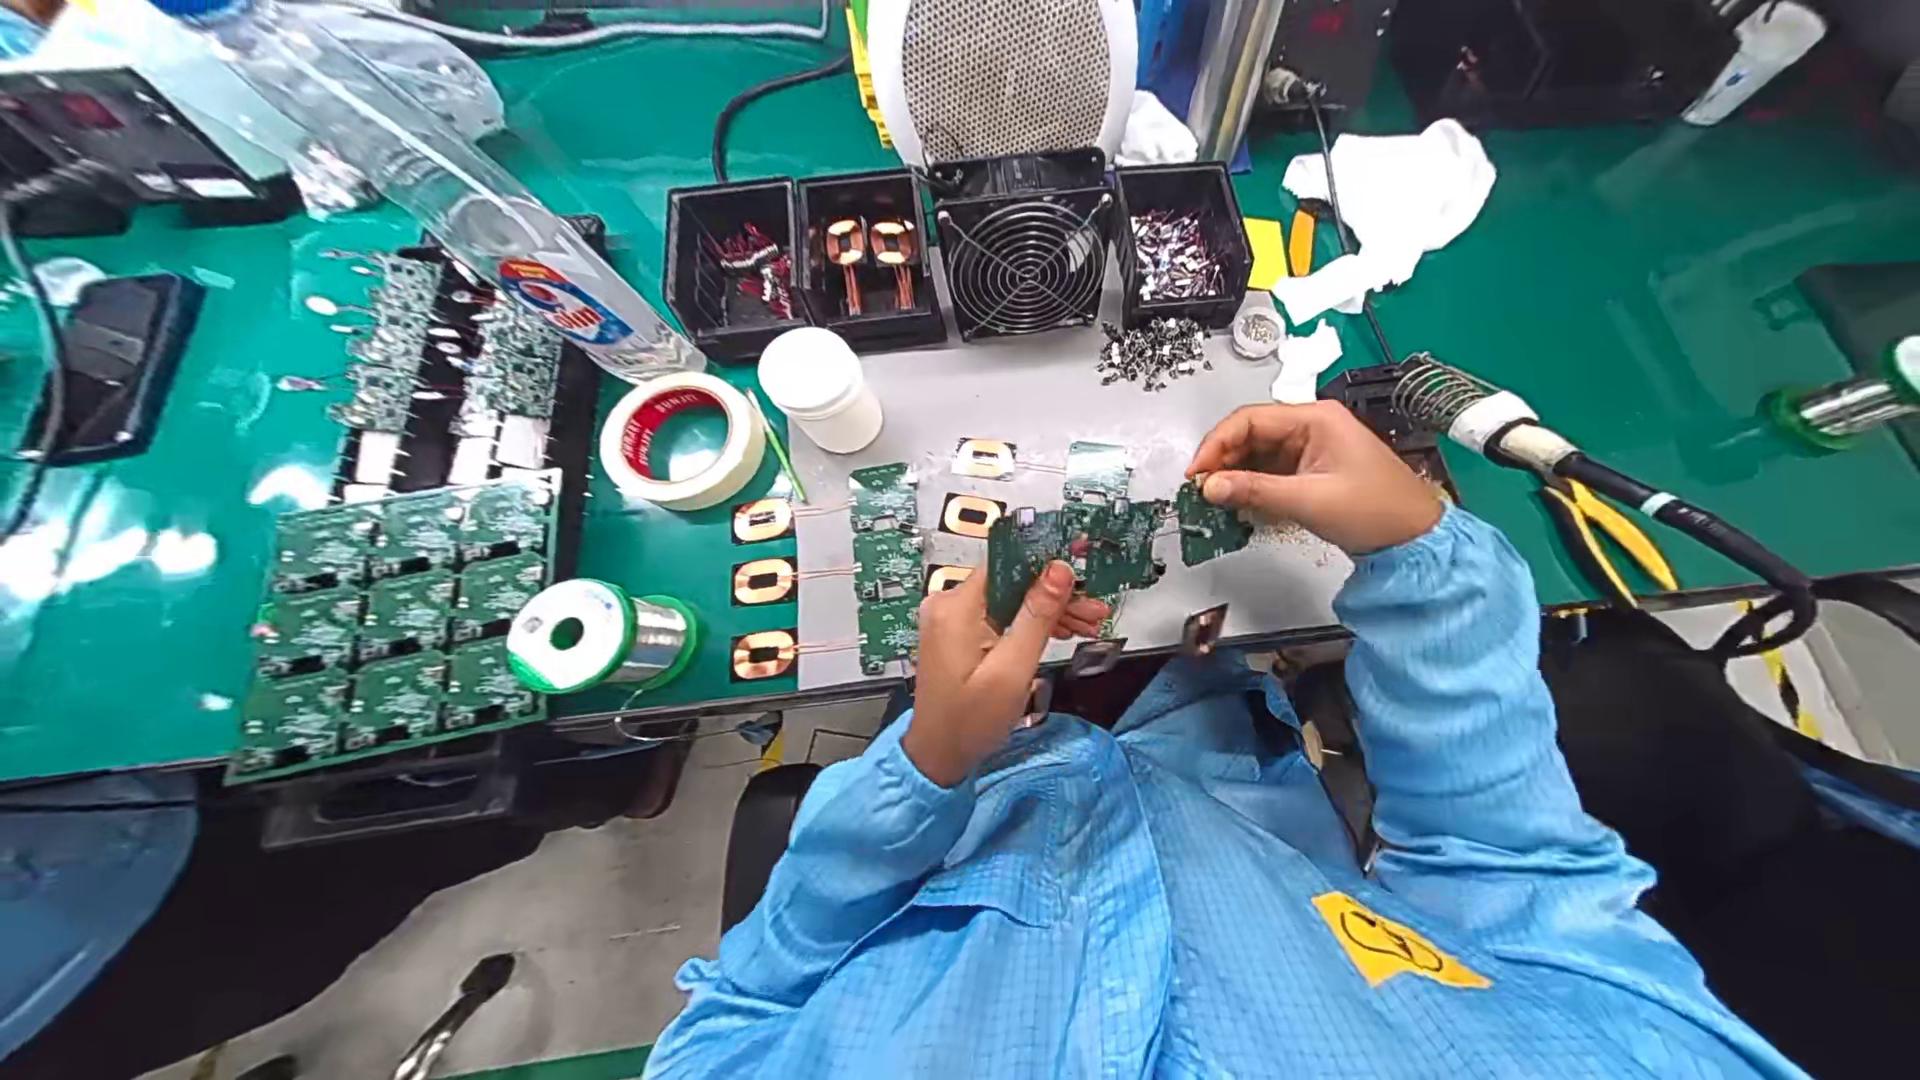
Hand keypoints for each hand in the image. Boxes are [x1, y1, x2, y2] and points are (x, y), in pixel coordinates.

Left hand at [903, 561, 1107, 786]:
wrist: (938, 754)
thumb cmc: (971, 721)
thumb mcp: (1012, 670)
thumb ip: (1037, 617)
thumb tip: (1058, 570)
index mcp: (956, 607)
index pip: (1007, 565)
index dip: (1047, 567)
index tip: (1083, 576)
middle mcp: (948, 603)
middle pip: (1012, 583)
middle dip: (1055, 596)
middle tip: (1096, 611)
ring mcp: (951, 618)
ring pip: (1010, 599)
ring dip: (1047, 611)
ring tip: (1088, 624)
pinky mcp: (958, 631)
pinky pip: (1000, 615)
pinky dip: (1028, 624)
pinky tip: (1061, 631)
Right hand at [1187, 401, 1442, 554]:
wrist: (1413, 538)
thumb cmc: (1376, 510)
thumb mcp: (1308, 499)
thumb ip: (1254, 490)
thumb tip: (1209, 486)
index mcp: (1315, 419)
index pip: (1248, 420)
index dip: (1215, 443)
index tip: (1195, 472)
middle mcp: (1309, 427)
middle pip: (1247, 434)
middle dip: (1220, 460)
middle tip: (1200, 488)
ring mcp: (1306, 448)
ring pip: (1252, 453)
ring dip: (1230, 474)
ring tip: (1214, 497)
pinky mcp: (1304, 470)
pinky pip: (1263, 470)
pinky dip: (1246, 485)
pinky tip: (1234, 501)